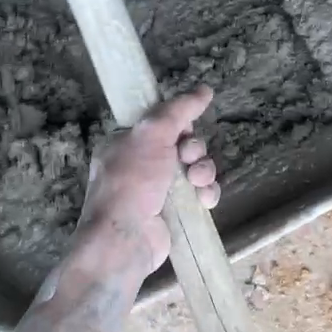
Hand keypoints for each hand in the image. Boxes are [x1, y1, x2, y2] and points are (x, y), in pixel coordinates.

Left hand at [72, 86, 219, 279]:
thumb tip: (205, 89)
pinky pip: (200, 193)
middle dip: (194, 150)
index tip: (184, 130)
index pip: (163, 123)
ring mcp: (159, 191)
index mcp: (127, 144)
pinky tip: (204, 200)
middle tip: (188, 159)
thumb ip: (179, 110)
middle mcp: (141, 165)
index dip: (180, 125)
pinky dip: (206, 194)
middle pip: (185, 144)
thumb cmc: (131, 182)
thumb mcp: (151, 135)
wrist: (125, 241)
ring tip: (197, 182)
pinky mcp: (175, 212)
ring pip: (197, 168)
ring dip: (204, 172)